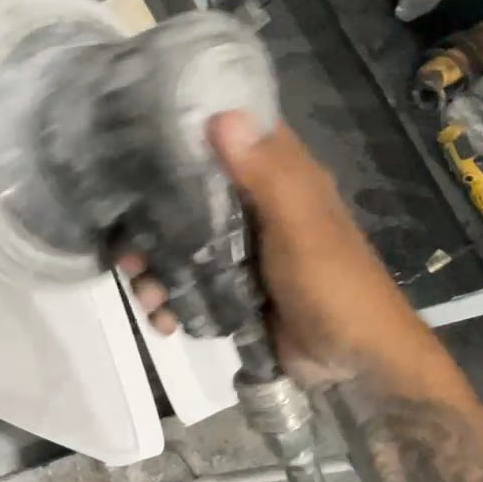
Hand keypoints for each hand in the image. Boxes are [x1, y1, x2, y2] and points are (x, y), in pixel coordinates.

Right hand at [123, 112, 434, 386]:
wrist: (353, 364)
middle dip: (151, 225)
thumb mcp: (302, 228)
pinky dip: (169, 303)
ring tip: (150, 298)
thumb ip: (267, 176)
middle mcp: (255, 209)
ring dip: (154, 272)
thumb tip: (222, 117)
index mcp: (279, 181)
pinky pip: (185, 285)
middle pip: (188, 198)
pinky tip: (166, 320)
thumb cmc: (335, 287)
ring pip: (178, 245)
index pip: (231, 138)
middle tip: (129, 251)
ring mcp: (239, 252)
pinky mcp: (228, 289)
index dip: (186, 136)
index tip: (137, 146)